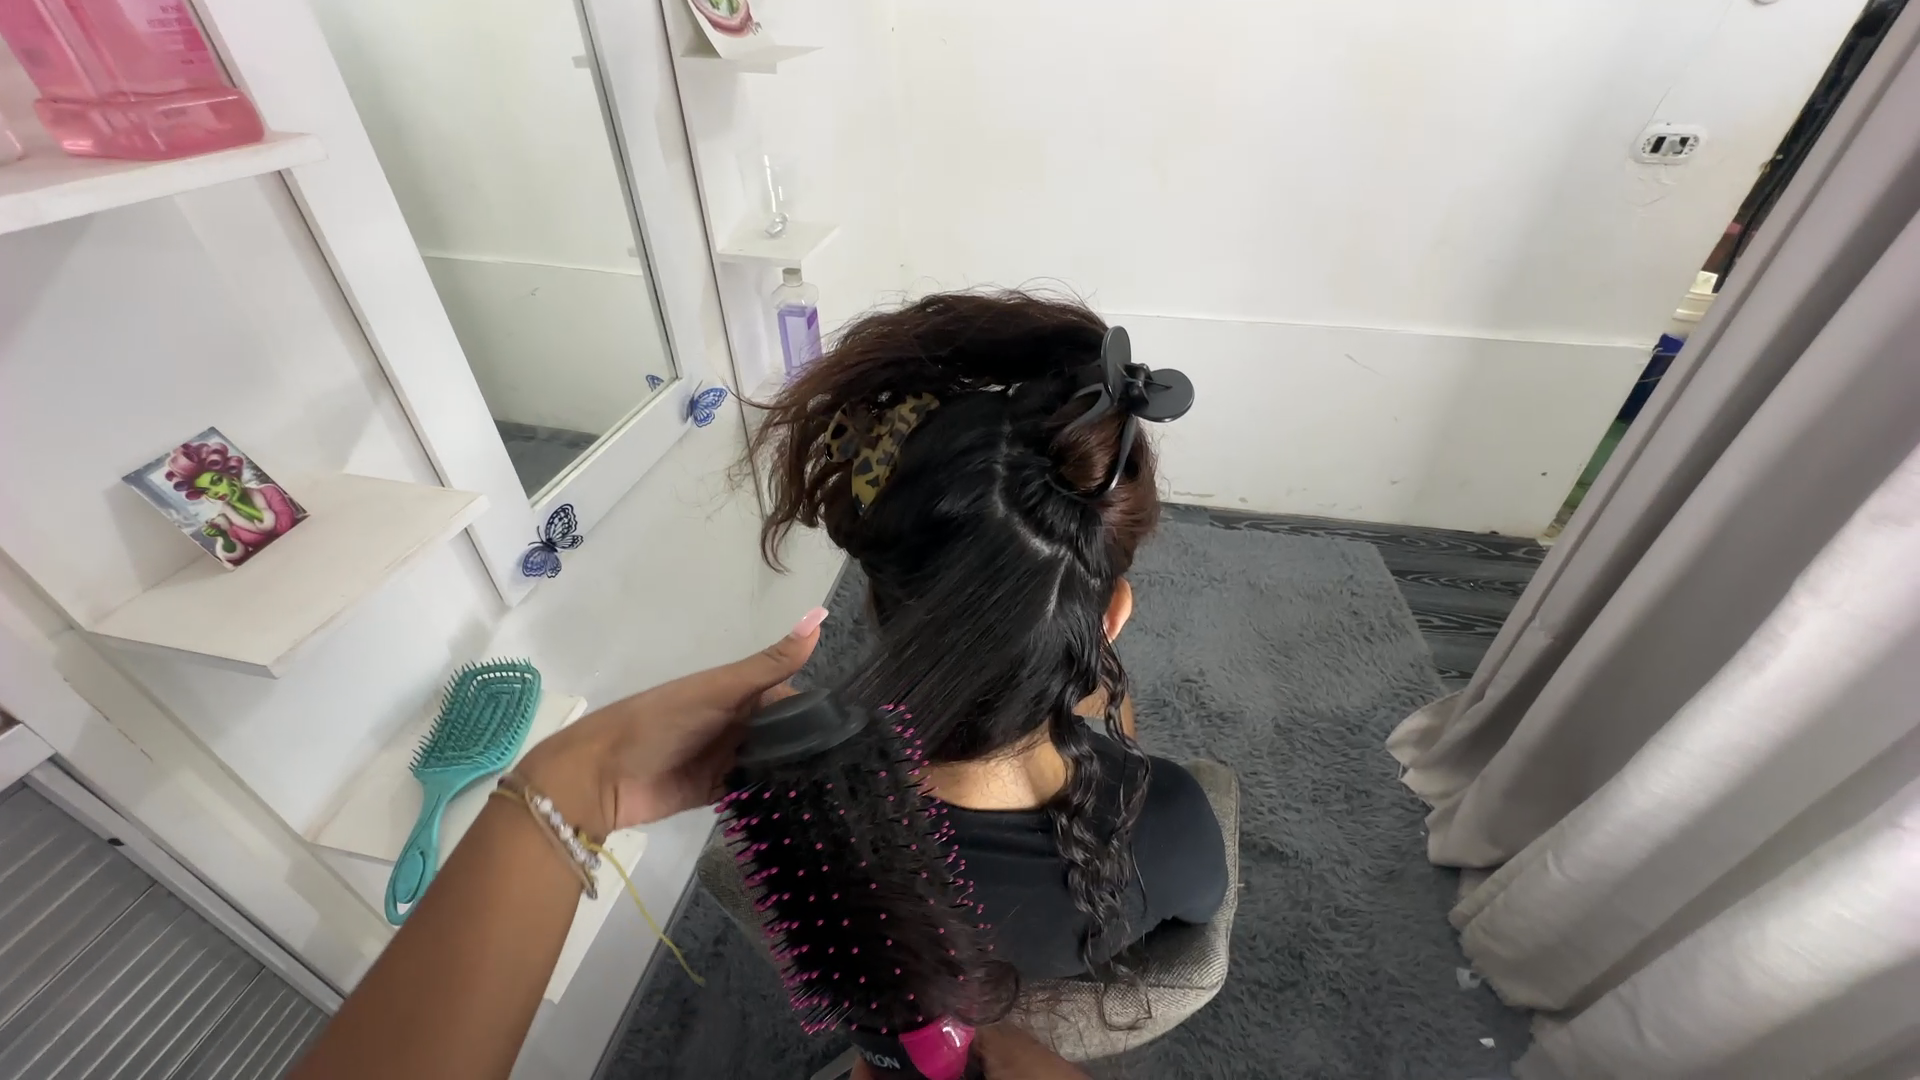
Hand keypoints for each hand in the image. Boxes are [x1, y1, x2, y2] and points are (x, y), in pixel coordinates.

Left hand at [516, 608, 828, 835]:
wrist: (601, 777)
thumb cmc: (661, 721)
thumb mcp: (722, 689)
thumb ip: (771, 663)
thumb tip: (820, 616)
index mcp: (739, 692)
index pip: (790, 698)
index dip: (815, 711)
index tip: (847, 731)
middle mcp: (738, 723)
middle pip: (784, 733)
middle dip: (808, 746)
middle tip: (846, 765)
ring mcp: (728, 758)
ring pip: (772, 763)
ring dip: (791, 772)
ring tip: (833, 787)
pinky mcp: (718, 791)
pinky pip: (753, 791)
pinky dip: (770, 794)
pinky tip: (801, 804)